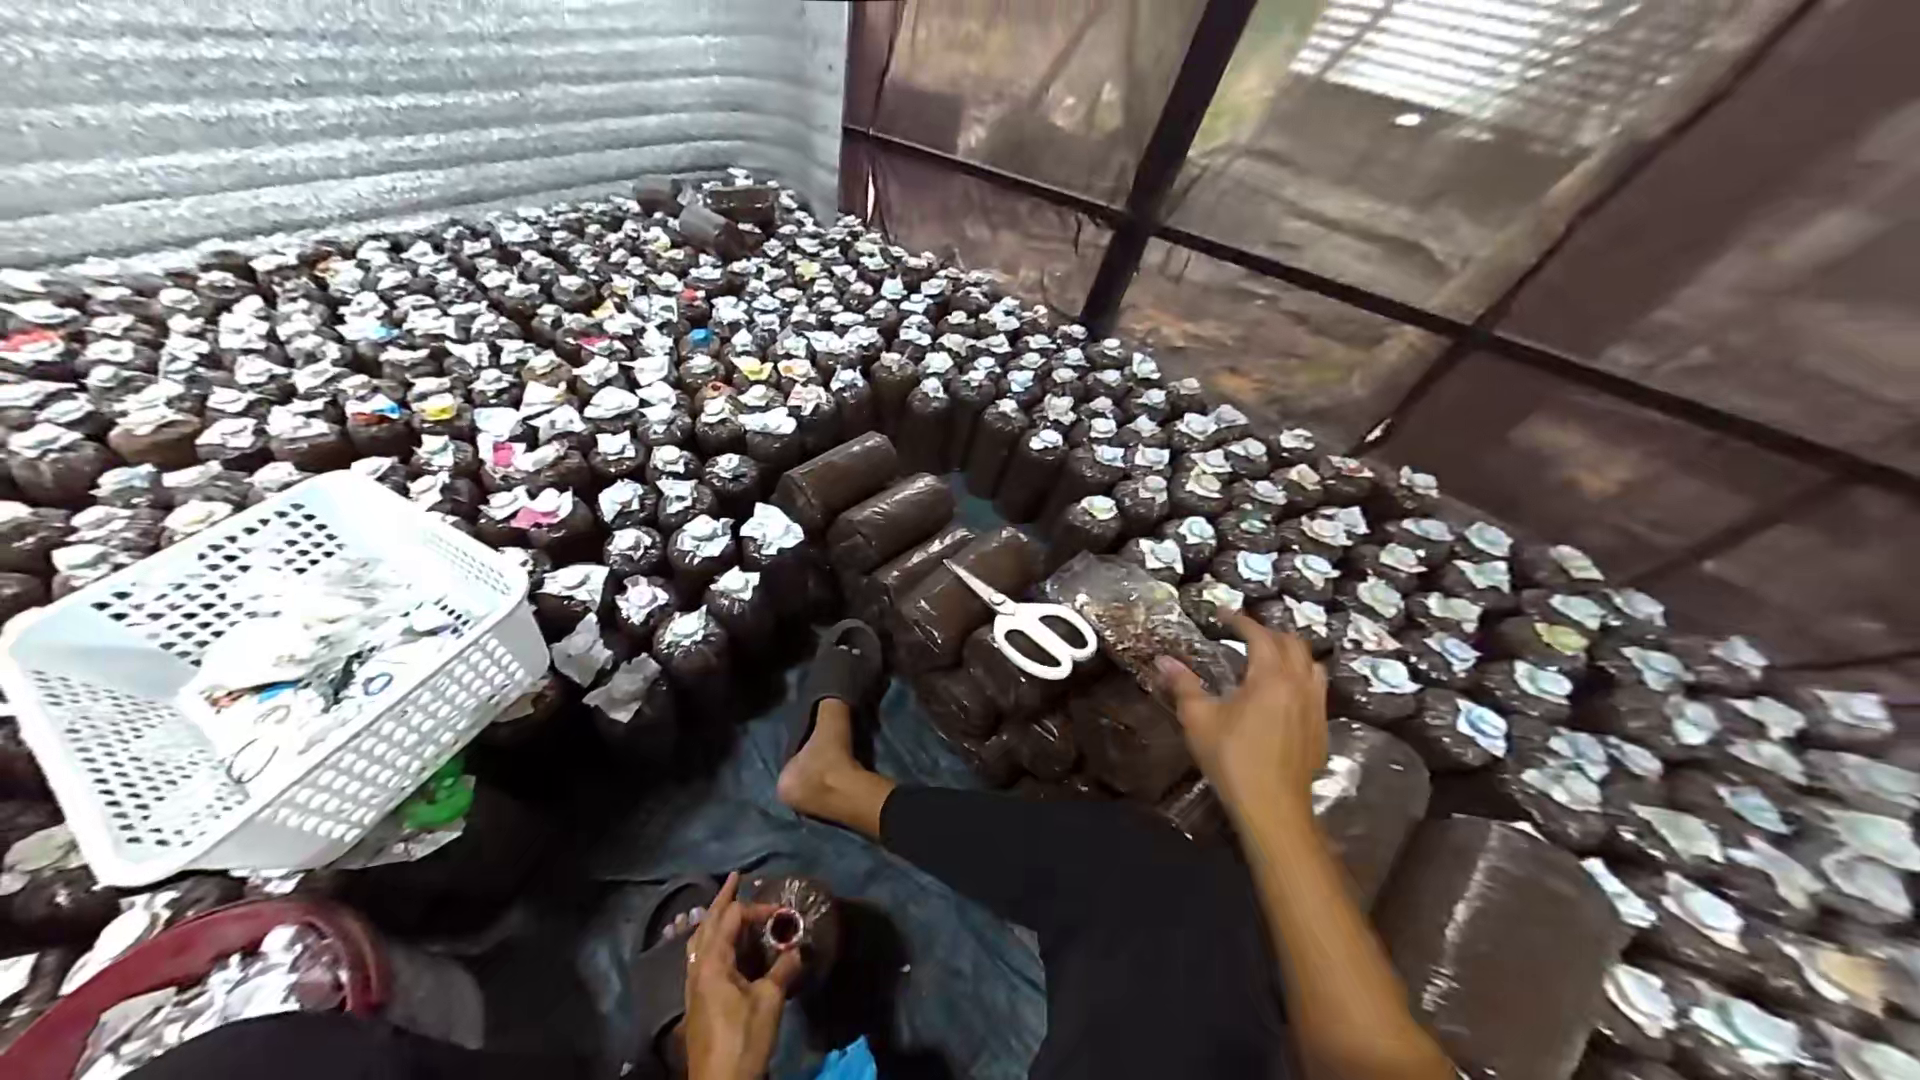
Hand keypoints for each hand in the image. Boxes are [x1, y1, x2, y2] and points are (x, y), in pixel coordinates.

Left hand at [683, 872, 802, 1079]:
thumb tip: (798, 949)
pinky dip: (713, 940)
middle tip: (735, 878)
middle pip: (708, 923)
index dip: (758, 910)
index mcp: (712, 962)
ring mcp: (694, 985)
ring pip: (701, 940)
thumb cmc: (744, 1038)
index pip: (732, 918)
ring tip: (727, 905)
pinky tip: (723, 944)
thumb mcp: (770, 1000)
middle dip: (723, 899)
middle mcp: (698, 968)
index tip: (781, 915)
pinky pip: (702, 956)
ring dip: (715, 919)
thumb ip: (783, 968)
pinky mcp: (698, 1000)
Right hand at [1156, 614, 1328, 817]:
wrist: (1272, 807)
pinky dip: (1301, 678)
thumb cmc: (1232, 757)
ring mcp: (1316, 707)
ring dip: (1291, 653)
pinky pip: (1317, 689)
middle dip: (1268, 633)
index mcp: (1271, 676)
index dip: (1241, 621)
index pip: (1260, 636)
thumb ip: (1183, 685)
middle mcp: (1300, 685)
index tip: (1223, 615)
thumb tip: (1164, 661)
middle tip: (1244, 633)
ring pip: (1312, 665)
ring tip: (1269, 656)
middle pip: (1292, 644)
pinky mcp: (1321, 729)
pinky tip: (1283, 693)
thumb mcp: (1199, 718)